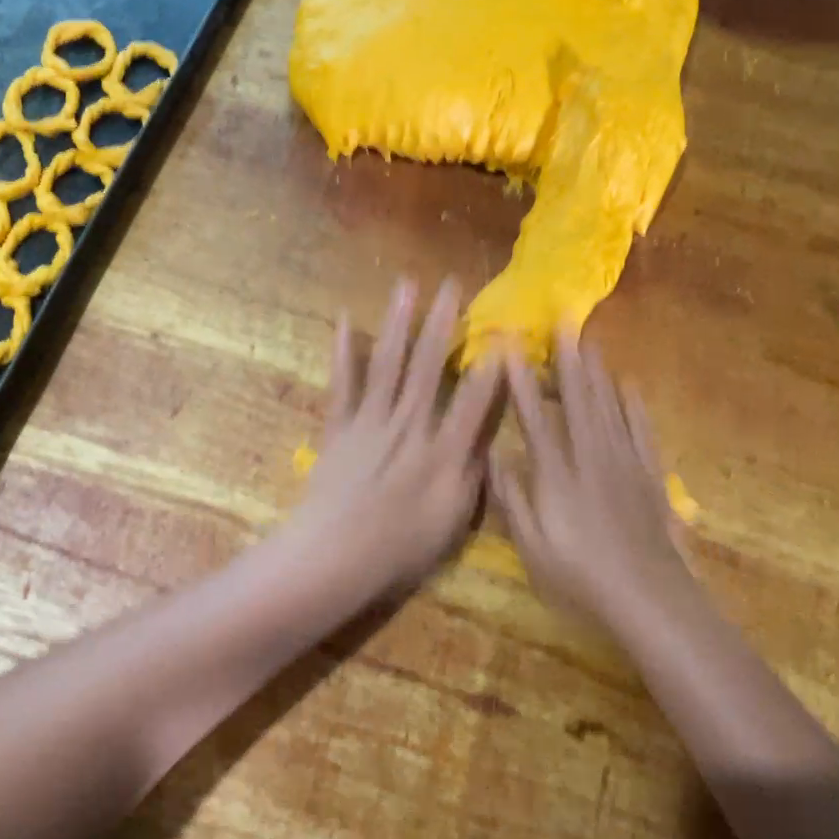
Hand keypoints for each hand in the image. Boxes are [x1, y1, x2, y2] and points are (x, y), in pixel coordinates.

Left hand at [291, 278, 501, 589]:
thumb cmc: (400, 547)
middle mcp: (409, 425)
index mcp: (442, 451)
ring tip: (406, 285)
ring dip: (398, 323)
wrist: (335, 554)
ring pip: (388, 364)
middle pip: (429, 367)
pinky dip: (343, 352)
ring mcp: (370, 421)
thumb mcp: (452, 521)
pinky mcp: (339, 427)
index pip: (473, 401)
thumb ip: (472, 476)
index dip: (491, 366)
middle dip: (443, 324)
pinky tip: (346, 321)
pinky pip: (343, 383)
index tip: (504, 331)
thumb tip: (488, 438)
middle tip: (453, 285)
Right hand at [489, 329, 693, 617]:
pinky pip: (641, 431)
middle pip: (578, 401)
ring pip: (609, 408)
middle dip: (567, 360)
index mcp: (557, 476)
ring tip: (589, 342)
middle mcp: (590, 459)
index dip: (521, 382)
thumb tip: (490, 456)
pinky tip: (629, 387)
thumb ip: (511, 499)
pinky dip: (634, 406)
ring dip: (598, 373)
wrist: (649, 598)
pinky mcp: (649, 477)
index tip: (510, 349)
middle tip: (563, 323)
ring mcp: (624, 465)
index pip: (535, 419)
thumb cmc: (580, 578)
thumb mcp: (531, 546)